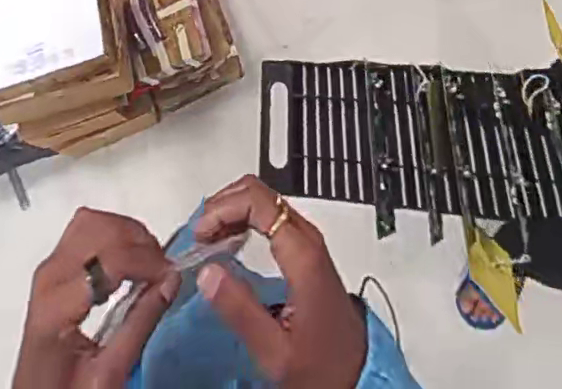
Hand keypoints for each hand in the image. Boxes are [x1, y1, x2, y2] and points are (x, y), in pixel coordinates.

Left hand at [13, 208, 179, 388]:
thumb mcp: (109, 374)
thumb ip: (140, 324)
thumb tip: (171, 279)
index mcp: (57, 305)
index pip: (107, 261)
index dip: (145, 261)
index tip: (172, 274)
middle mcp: (48, 274)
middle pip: (97, 229)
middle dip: (137, 241)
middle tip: (163, 269)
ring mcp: (48, 266)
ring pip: (90, 220)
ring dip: (124, 232)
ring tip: (148, 261)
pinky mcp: (54, 264)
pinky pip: (84, 229)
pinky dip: (112, 233)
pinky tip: (128, 258)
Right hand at [191, 176, 366, 387]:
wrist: (361, 378)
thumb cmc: (321, 368)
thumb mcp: (276, 352)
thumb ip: (240, 311)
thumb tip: (206, 272)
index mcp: (302, 254)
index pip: (258, 201)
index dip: (223, 208)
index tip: (201, 233)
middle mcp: (307, 238)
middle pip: (259, 191)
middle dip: (223, 205)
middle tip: (201, 234)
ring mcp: (307, 241)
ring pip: (263, 199)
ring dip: (230, 209)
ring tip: (209, 238)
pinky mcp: (304, 248)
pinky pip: (269, 214)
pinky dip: (242, 218)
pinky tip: (228, 241)